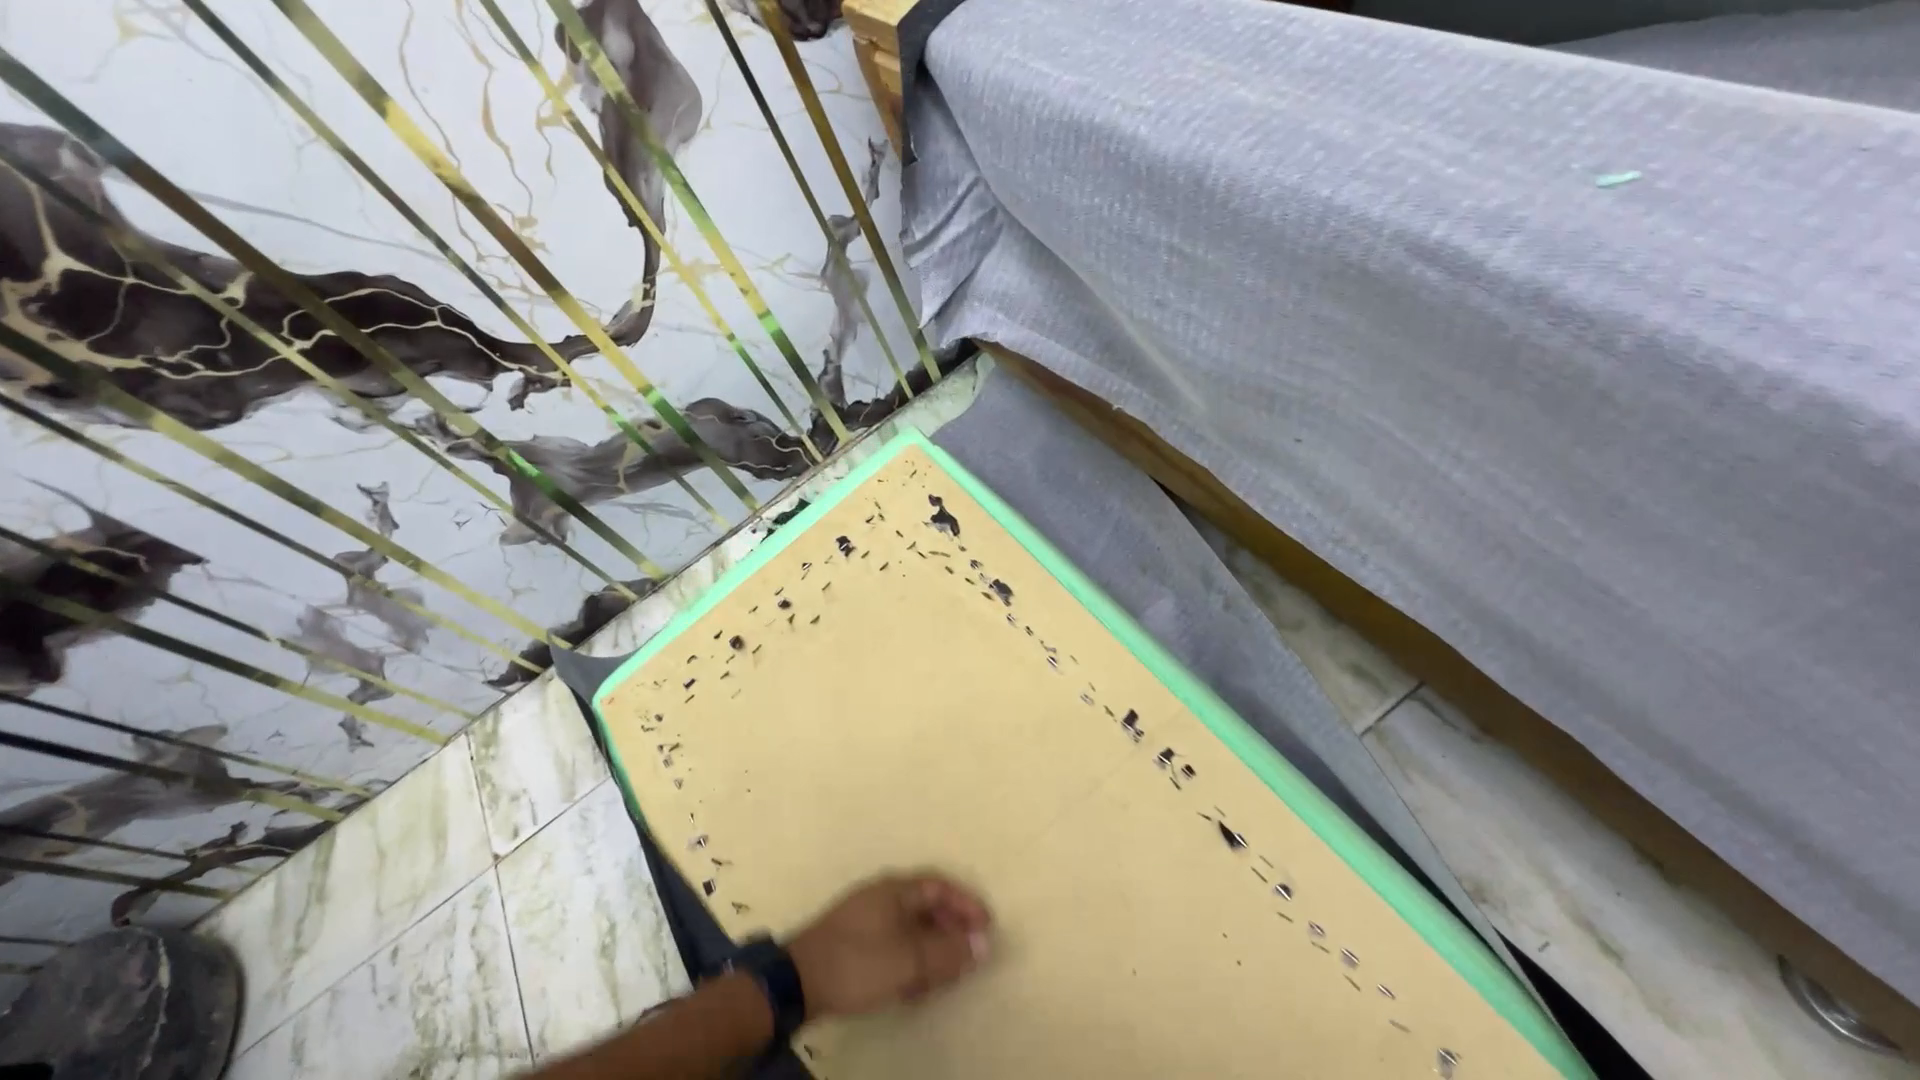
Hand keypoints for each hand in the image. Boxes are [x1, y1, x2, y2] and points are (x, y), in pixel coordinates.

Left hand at [786, 872, 992, 1020]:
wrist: (796, 982)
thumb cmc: (859, 962)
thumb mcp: (910, 960)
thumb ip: (949, 951)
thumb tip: (983, 943)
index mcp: (895, 889)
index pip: (940, 886)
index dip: (967, 904)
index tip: (986, 928)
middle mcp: (881, 896)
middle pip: (927, 907)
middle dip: (950, 933)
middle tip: (966, 958)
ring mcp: (865, 918)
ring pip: (910, 929)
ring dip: (930, 952)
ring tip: (939, 980)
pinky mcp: (854, 942)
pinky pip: (894, 944)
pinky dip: (909, 961)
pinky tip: (911, 987)